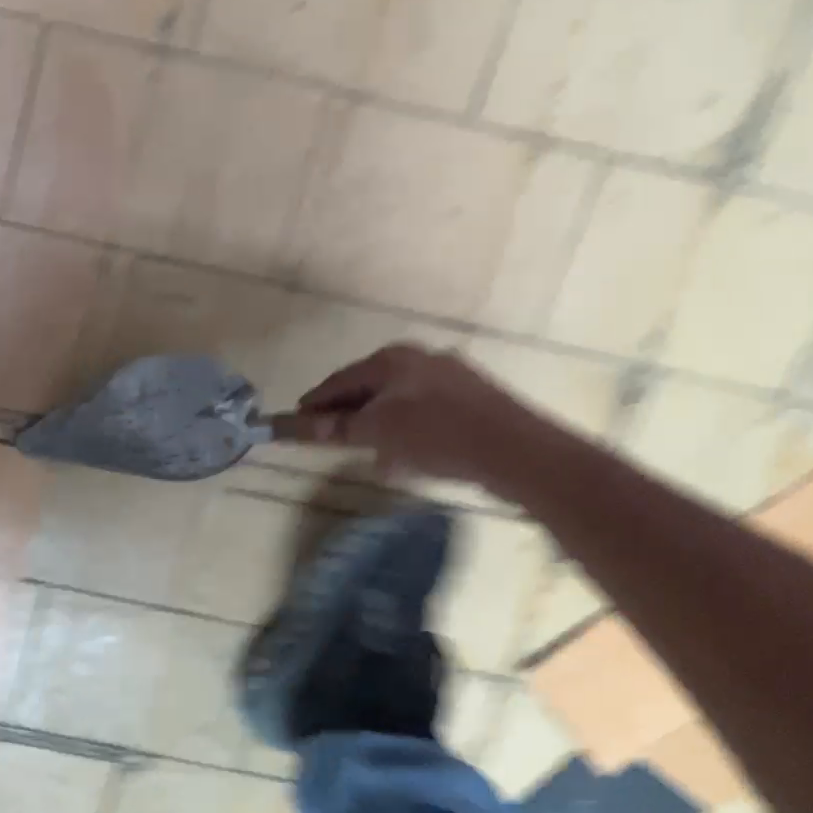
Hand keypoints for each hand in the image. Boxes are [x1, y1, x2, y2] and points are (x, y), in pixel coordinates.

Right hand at [269, 344, 555, 484]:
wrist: (520, 453)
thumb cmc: (438, 435)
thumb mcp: (377, 432)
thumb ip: (335, 427)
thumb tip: (292, 425)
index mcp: (391, 359)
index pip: (338, 380)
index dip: (315, 403)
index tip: (295, 421)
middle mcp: (420, 358)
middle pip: (369, 388)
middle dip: (348, 413)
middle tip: (328, 437)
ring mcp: (452, 376)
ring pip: (398, 400)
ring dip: (379, 424)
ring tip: (367, 451)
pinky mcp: (476, 400)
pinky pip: (426, 412)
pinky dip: (408, 429)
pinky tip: (408, 454)